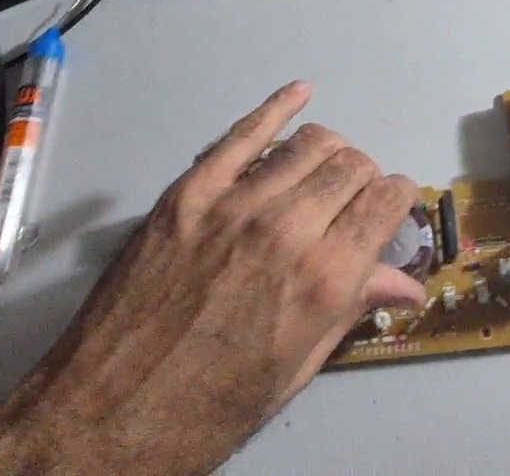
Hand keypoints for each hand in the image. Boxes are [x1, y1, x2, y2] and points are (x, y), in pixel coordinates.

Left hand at [0, 81, 424, 474]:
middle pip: (352, 167)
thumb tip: (407, 284)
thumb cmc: (209, 410)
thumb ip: (351, 309)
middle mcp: (287, 228)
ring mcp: (234, 202)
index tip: (396, 206)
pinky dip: (277, 106)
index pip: (385, 202)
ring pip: (309, 142)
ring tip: (326, 169)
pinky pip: (243, 132)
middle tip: (357, 200)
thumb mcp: (293, 372)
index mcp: (323, 280)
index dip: (400, 198)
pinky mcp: (189, 191)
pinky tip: (299, 92)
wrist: (102, 417)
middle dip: (367, 178)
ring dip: (331, 150)